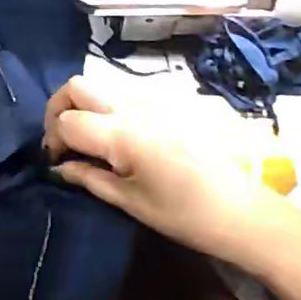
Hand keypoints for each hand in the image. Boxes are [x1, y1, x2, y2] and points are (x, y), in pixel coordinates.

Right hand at [42, 75, 300, 276]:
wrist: (248, 213)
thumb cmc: (187, 215)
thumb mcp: (131, 202)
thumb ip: (89, 177)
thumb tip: (60, 167)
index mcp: (120, 132)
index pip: (66, 120)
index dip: (53, 141)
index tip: (56, 163)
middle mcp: (131, 105)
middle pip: (76, 86)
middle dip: (60, 109)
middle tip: (64, 140)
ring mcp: (151, 98)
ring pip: (99, 84)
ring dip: (84, 105)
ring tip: (90, 139)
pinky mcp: (168, 100)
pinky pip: (123, 92)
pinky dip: (108, 106)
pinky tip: (118, 136)